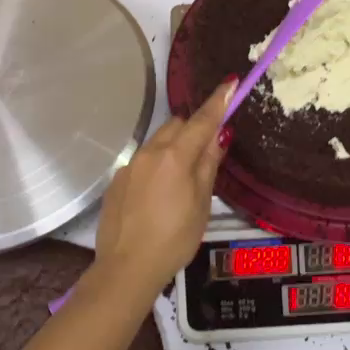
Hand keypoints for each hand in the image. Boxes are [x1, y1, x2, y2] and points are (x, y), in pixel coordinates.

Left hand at [92, 78, 235, 297]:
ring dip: (173, 148)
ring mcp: (130, 165)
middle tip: (207, 153)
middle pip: (177, 126)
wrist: (126, 269)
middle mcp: (150, 152)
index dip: (219, 100)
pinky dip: (156, 167)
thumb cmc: (173, 239)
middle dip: (193, 130)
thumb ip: (209, 165)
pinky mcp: (117, 181)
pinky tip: (158, 197)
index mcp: (175, 156)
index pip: (202, 120)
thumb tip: (218, 135)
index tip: (232, 81)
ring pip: (158, 142)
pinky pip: (143, 162)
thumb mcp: (201, 204)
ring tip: (182, 182)